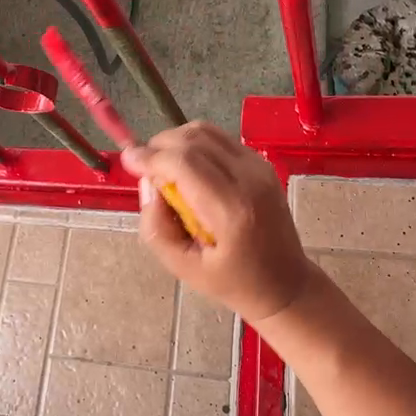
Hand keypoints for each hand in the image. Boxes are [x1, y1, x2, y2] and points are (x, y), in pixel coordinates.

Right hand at [124, 122, 313, 322]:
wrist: (287, 283)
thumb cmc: (234, 283)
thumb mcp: (185, 269)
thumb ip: (157, 228)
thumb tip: (148, 185)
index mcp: (232, 210)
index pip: (185, 163)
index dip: (151, 156)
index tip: (128, 160)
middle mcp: (249, 179)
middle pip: (194, 139)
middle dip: (160, 146)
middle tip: (143, 166)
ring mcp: (259, 167)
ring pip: (206, 131)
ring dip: (177, 141)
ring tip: (163, 165)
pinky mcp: (262, 163)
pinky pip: (220, 139)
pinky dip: (196, 144)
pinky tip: (188, 167)